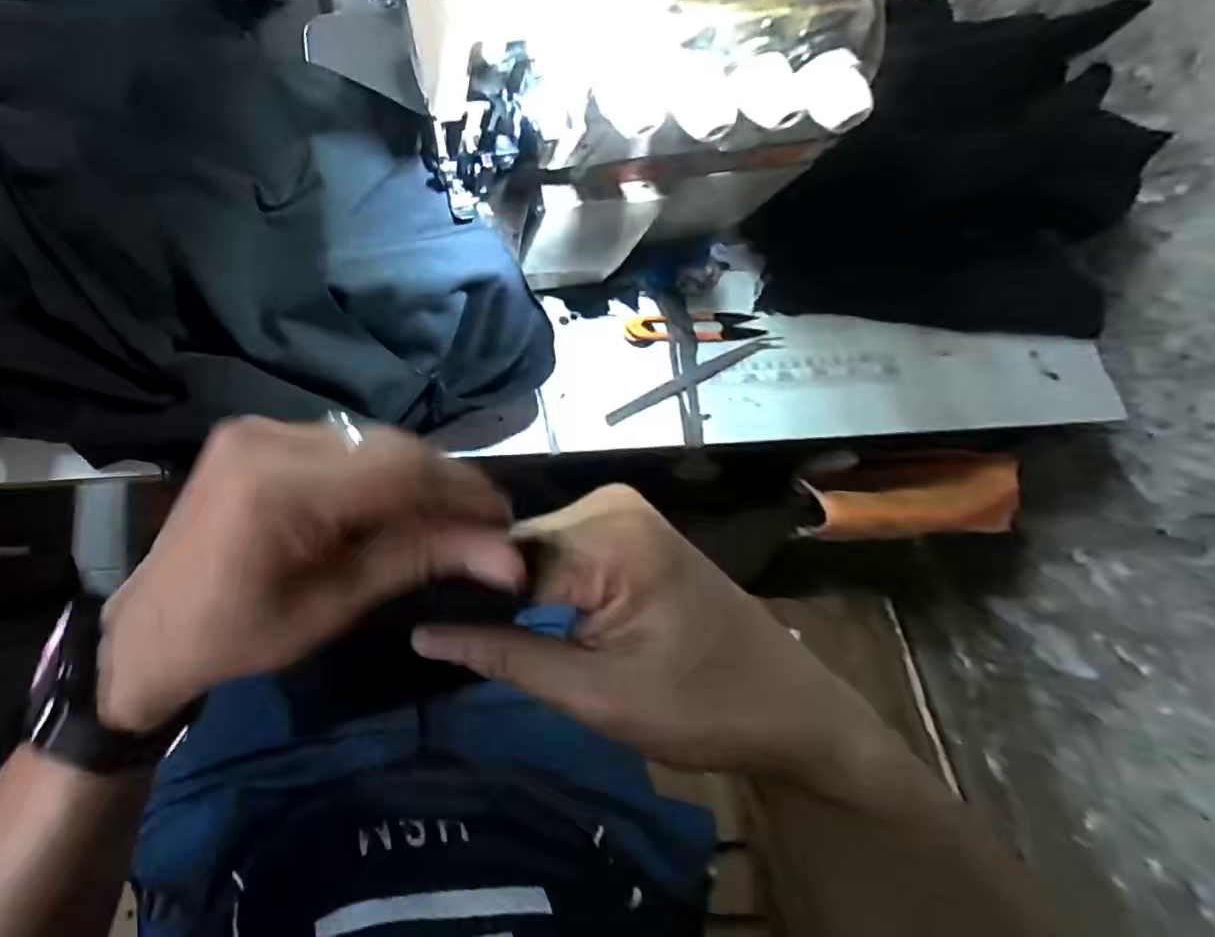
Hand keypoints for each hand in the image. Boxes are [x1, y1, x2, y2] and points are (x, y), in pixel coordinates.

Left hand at [98, 417, 524, 731]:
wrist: (151, 626)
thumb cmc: (237, 636)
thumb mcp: (333, 605)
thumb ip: (416, 561)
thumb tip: (504, 555)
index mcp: (277, 488)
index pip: (398, 469)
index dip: (461, 490)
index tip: (505, 518)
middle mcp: (265, 437)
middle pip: (386, 445)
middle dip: (442, 481)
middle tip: (481, 521)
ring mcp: (255, 426)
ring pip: (365, 438)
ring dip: (411, 472)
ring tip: (444, 513)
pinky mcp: (252, 429)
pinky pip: (336, 440)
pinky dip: (373, 466)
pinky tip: (391, 498)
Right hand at [412, 485, 900, 799]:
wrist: (793, 711)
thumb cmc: (702, 709)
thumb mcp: (593, 694)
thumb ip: (503, 655)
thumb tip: (421, 635)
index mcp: (610, 537)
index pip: (501, 557)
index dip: (460, 594)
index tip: (422, 625)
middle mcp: (609, 504)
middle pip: (513, 544)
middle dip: (483, 589)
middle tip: (444, 636)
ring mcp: (618, 510)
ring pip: (530, 546)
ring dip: (505, 586)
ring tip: (472, 625)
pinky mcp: (623, 526)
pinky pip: (557, 548)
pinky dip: (535, 581)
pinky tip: (516, 609)